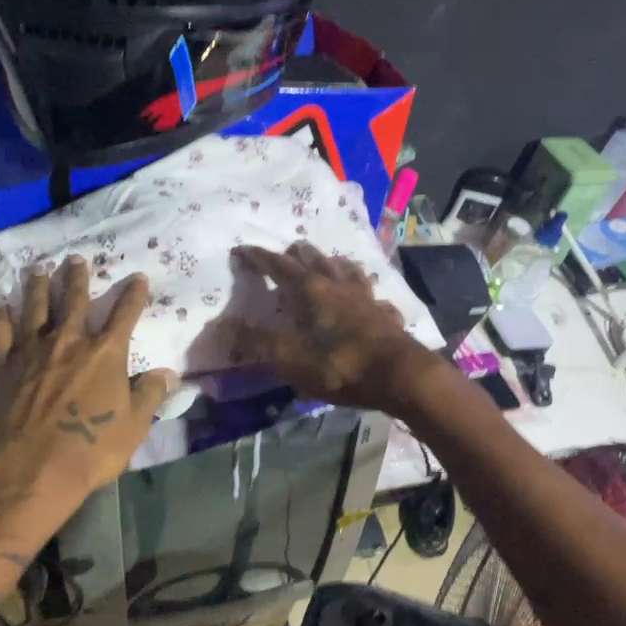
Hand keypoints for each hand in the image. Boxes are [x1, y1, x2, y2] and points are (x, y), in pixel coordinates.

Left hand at [0, 258, 175, 523]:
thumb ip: (149, 396)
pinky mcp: (2, 366)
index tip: (139, 278)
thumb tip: (167, 373)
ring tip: (38, 269)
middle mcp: (68, 342)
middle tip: (76, 258)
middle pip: (73, 300)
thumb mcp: (133, 427)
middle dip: (77, 277)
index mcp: (105, 354)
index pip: (124, 315)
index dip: (134, 295)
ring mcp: (31, 351)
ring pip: (34, 308)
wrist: (29, 467)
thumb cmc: (89, 449)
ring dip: (38, 286)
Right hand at [227, 243, 447, 412]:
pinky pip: (376, 300)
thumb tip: (225, 325)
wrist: (400, 375)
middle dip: (300, 254)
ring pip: (350, 272)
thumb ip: (257, 340)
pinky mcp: (387, 317)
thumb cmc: (339, 364)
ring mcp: (367, 299)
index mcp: (311, 290)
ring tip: (331, 263)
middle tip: (289, 251)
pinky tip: (371, 302)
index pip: (279, 266)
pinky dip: (368, 297)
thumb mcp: (289, 357)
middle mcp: (339, 286)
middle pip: (317, 260)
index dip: (259, 257)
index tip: (242, 249)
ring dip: (336, 265)